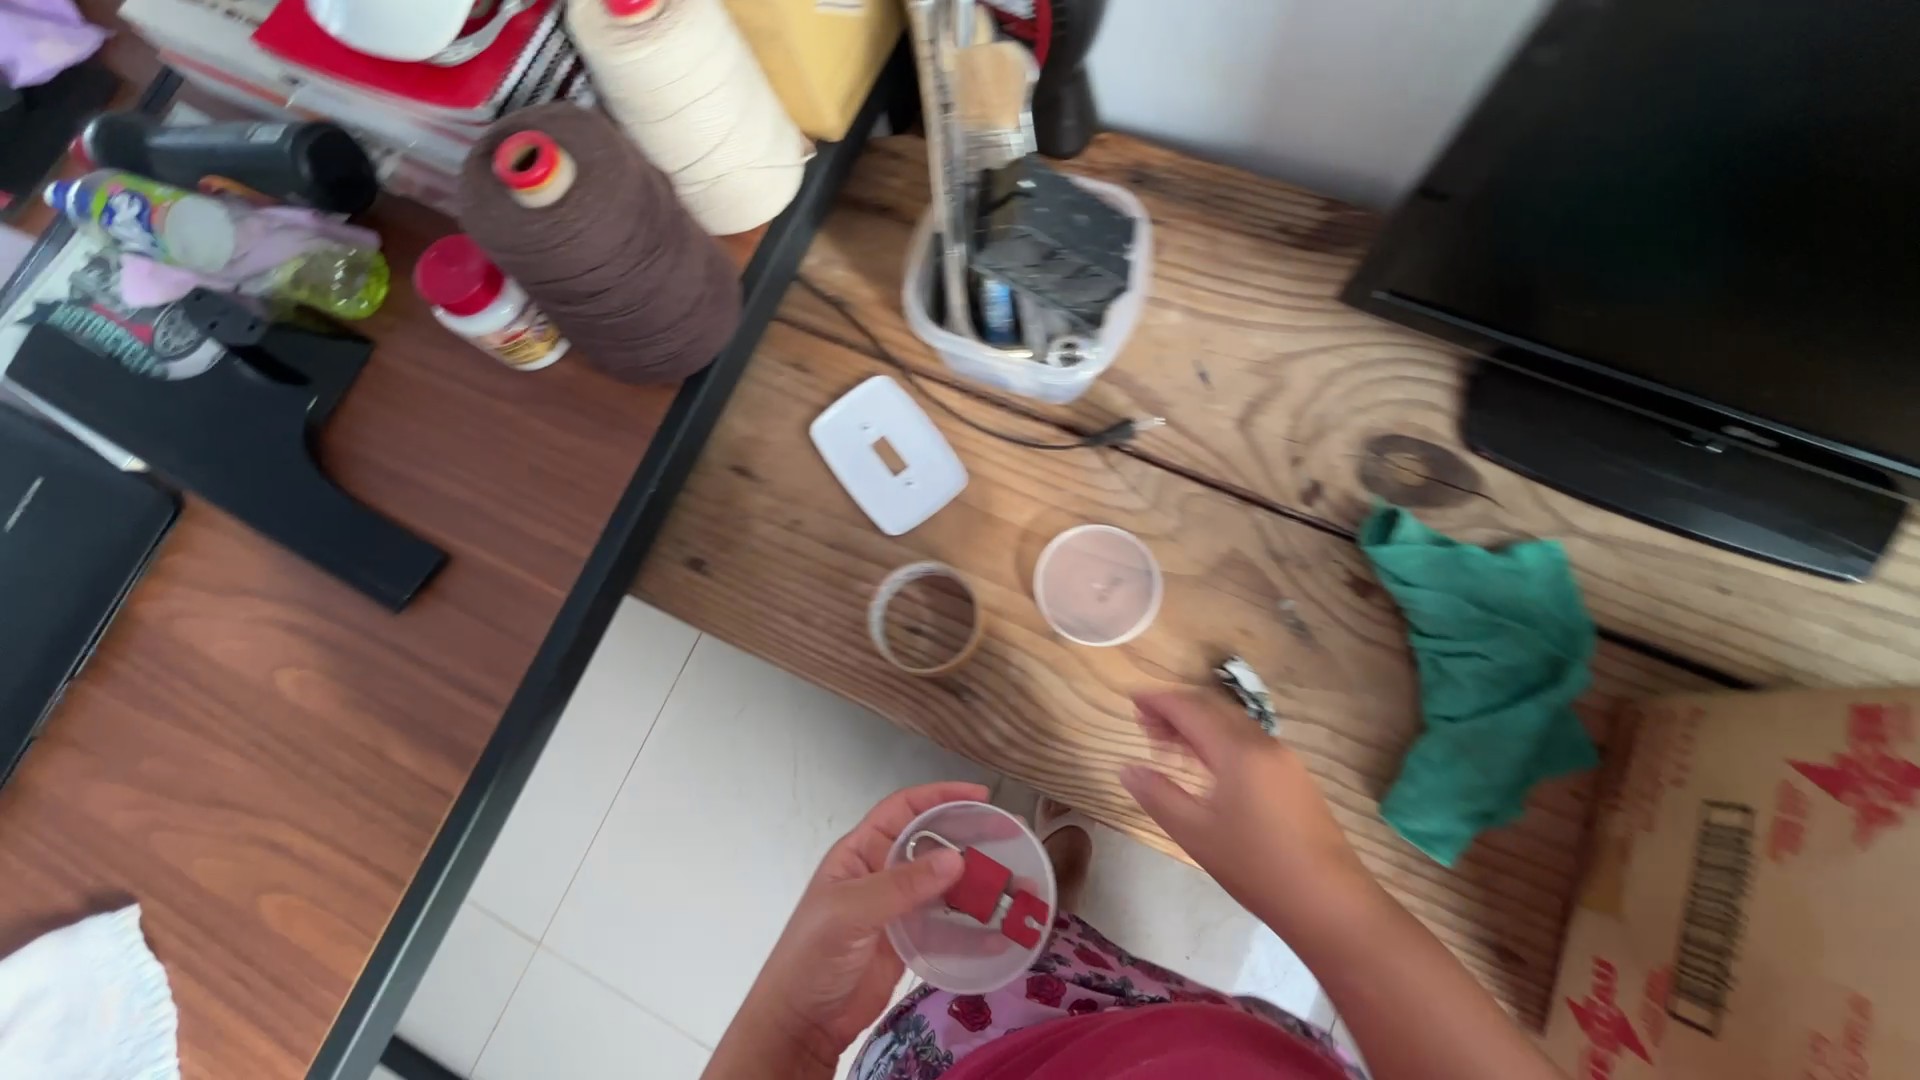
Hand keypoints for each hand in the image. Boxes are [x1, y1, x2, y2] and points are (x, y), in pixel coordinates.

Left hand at [738, 782, 986, 1069]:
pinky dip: (974, 928)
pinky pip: (948, 927)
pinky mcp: (911, 942)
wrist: (800, 1025)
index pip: (904, 809)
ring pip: (945, 885)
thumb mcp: (849, 913)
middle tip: (1011, 838)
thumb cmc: (810, 957)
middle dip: (970, 838)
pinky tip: (1000, 932)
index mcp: (861, 851)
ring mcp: (899, 909)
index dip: (940, 796)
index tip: (981, 795)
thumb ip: (900, 885)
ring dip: (978, 884)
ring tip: (1017, 884)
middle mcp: (883, 872)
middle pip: (932, 844)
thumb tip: (956, 858)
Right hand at [1119, 692, 1367, 930]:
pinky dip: (1219, 742)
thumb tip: (1127, 769)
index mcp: (1237, 751)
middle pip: (1213, 709)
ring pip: (1232, 726)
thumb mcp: (1195, 833)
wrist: (1331, 903)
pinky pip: (1248, 743)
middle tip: (1144, 725)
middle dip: (1176, 711)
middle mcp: (1263, 744)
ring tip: (1168, 746)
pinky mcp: (1295, 779)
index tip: (1132, 699)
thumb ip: (1157, 795)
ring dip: (1198, 726)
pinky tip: (1207, 768)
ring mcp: (1285, 760)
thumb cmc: (1257, 867)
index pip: (1191, 709)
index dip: (1159, 701)